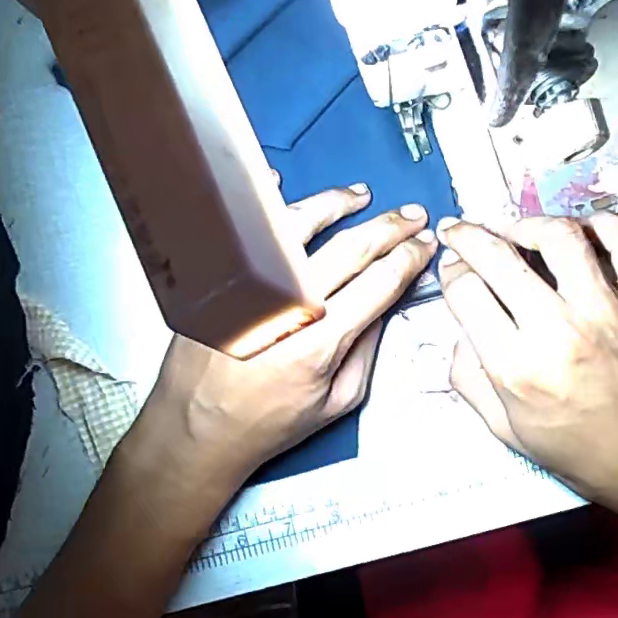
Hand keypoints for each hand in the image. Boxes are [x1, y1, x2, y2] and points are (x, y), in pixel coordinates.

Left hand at [107, 185, 435, 540]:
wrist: (194, 433)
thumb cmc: (266, 424)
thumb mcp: (338, 400)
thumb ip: (367, 347)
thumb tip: (386, 302)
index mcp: (317, 345)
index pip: (379, 283)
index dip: (409, 258)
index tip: (424, 245)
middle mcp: (281, 310)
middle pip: (348, 250)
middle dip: (389, 228)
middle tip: (411, 216)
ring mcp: (245, 291)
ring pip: (297, 228)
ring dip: (335, 205)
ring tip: (359, 196)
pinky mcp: (216, 283)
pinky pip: (245, 231)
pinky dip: (264, 203)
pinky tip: (281, 185)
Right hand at [436, 214, 617, 546]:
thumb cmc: (586, 455)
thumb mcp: (511, 434)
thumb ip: (472, 381)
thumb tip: (462, 331)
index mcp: (518, 369)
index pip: (467, 293)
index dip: (450, 271)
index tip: (452, 266)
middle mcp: (559, 329)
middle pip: (500, 256)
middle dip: (469, 236)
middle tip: (461, 231)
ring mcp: (609, 309)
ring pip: (562, 237)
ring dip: (530, 224)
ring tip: (520, 231)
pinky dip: (604, 224)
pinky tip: (585, 232)